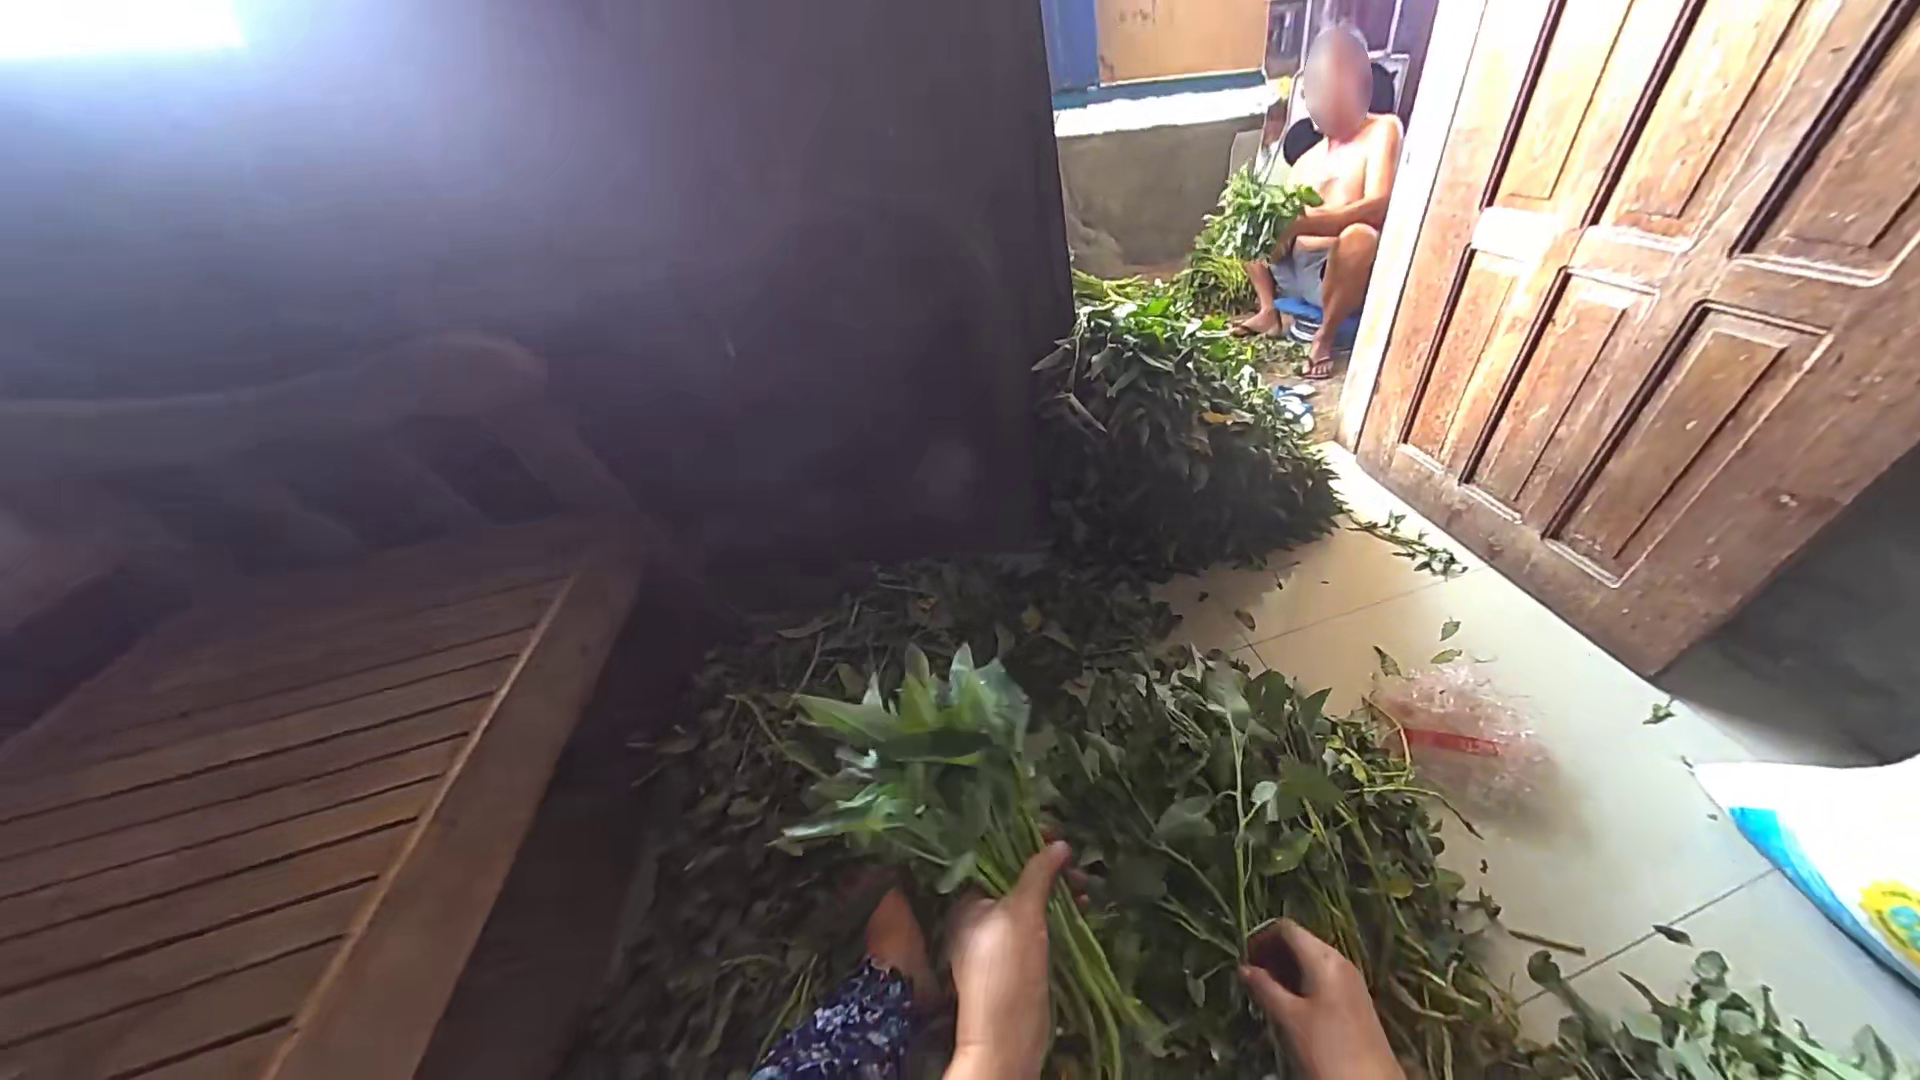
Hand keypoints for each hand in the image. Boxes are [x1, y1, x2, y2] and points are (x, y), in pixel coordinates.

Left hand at [944, 841, 1069, 1079]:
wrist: (1008, 1042)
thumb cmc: (1006, 969)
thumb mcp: (1022, 912)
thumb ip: (1038, 874)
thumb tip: (1059, 843)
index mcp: (968, 898)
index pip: (994, 856)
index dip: (1022, 841)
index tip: (1051, 832)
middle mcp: (978, 913)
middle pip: (1014, 876)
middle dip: (1046, 867)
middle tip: (1075, 863)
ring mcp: (998, 936)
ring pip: (1029, 899)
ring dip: (1056, 889)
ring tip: (1084, 886)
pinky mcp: (1017, 956)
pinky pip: (1037, 921)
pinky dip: (1056, 912)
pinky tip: (1081, 907)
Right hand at [1240, 920, 1404, 1079]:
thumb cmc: (1328, 1051)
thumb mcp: (1289, 1019)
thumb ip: (1264, 987)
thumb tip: (1244, 969)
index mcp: (1324, 958)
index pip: (1285, 929)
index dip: (1260, 939)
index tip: (1245, 961)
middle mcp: (1340, 962)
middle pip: (1299, 942)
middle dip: (1272, 955)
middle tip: (1253, 978)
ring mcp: (1351, 984)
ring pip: (1309, 962)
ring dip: (1285, 971)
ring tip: (1268, 994)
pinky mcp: (1356, 1004)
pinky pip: (1321, 979)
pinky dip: (1301, 984)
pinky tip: (1292, 1007)